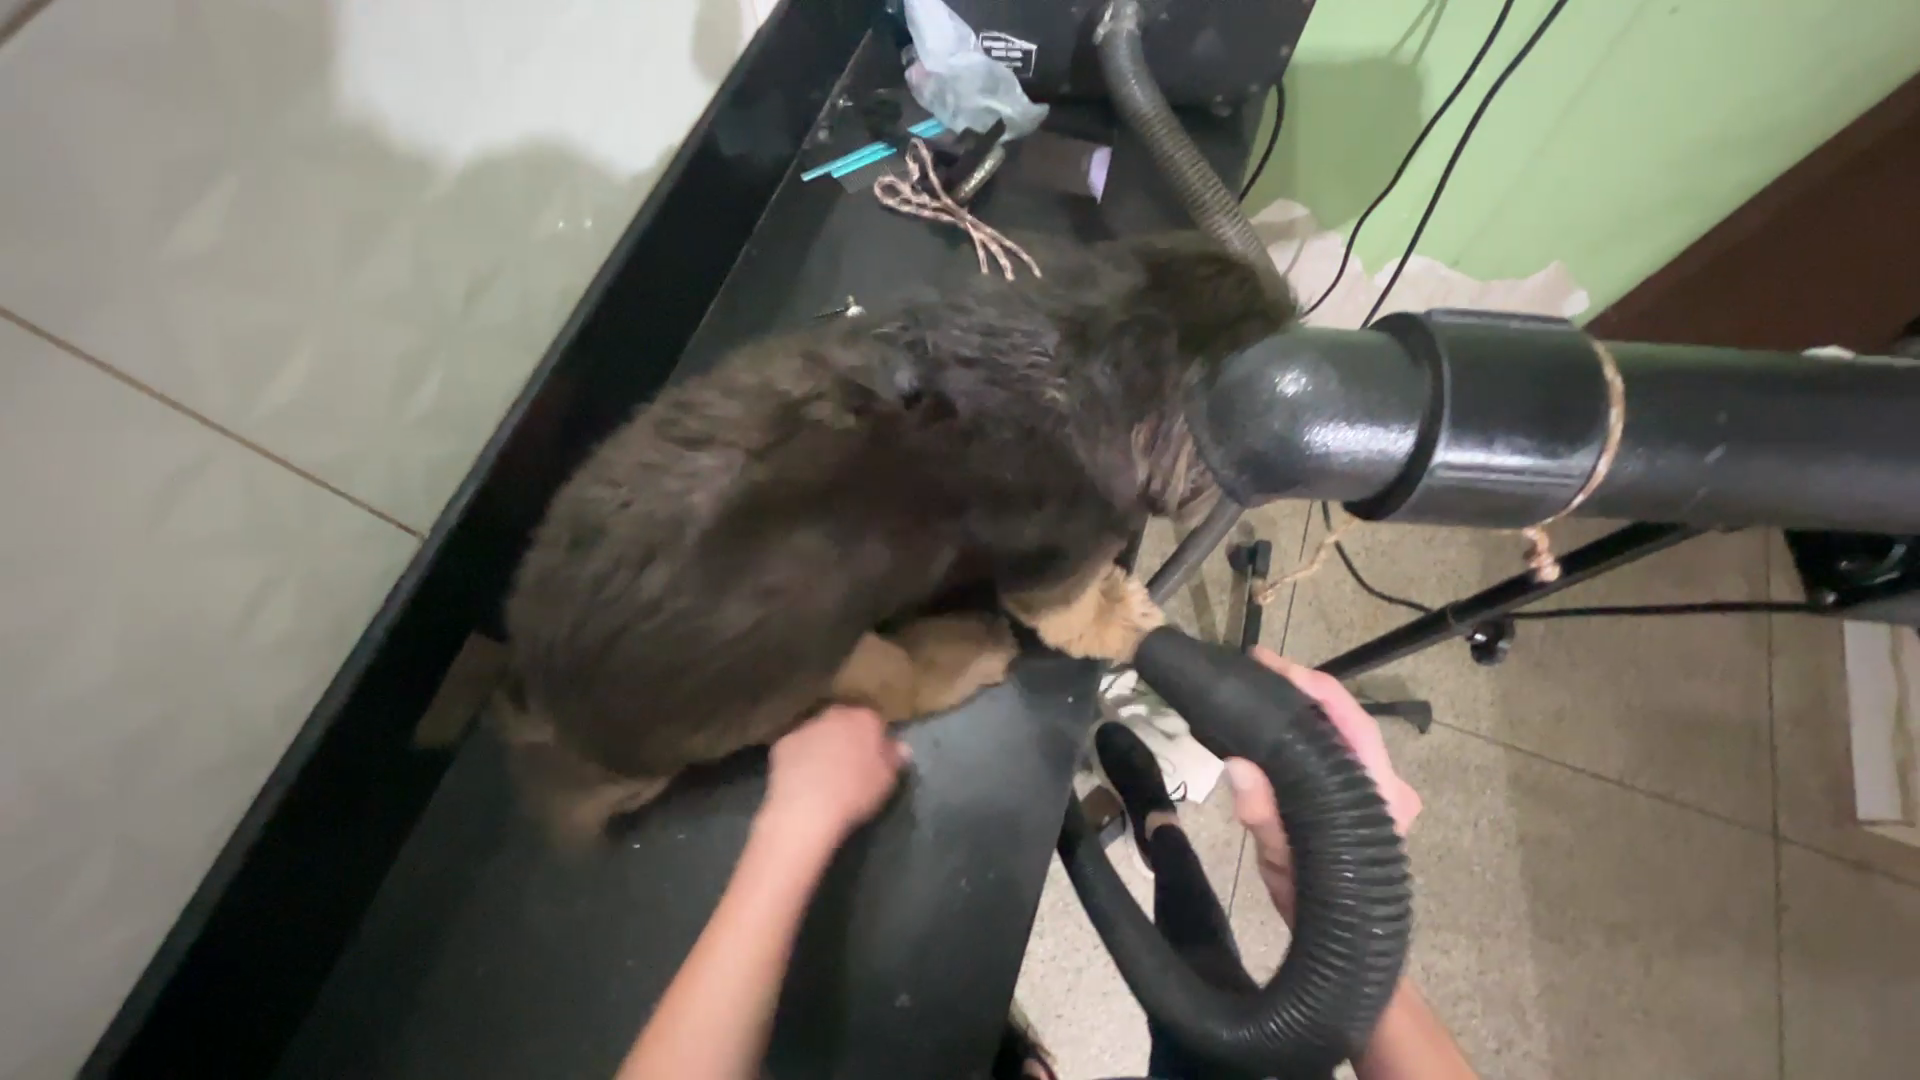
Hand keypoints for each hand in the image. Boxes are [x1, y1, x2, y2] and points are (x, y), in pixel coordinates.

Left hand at [763, 705, 910, 844]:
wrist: (807, 809)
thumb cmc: (855, 793)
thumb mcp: (887, 780)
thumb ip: (895, 758)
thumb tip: (901, 747)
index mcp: (864, 718)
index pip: (875, 721)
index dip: (876, 740)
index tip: (875, 759)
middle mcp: (834, 714)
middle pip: (845, 722)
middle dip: (848, 737)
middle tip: (851, 765)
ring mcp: (805, 727)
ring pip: (819, 732)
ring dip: (823, 745)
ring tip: (825, 775)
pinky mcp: (782, 743)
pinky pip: (797, 748)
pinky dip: (801, 758)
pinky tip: (802, 780)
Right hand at [1225, 646, 1421, 924]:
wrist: (1340, 937)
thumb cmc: (1315, 900)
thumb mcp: (1282, 862)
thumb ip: (1264, 817)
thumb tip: (1238, 764)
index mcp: (1378, 796)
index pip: (1351, 723)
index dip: (1312, 687)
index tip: (1268, 664)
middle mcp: (1388, 784)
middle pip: (1346, 718)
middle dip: (1299, 687)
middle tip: (1253, 665)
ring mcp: (1380, 787)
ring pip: (1340, 729)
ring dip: (1300, 703)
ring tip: (1258, 683)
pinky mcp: (1365, 791)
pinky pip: (1335, 746)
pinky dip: (1305, 725)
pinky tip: (1274, 717)